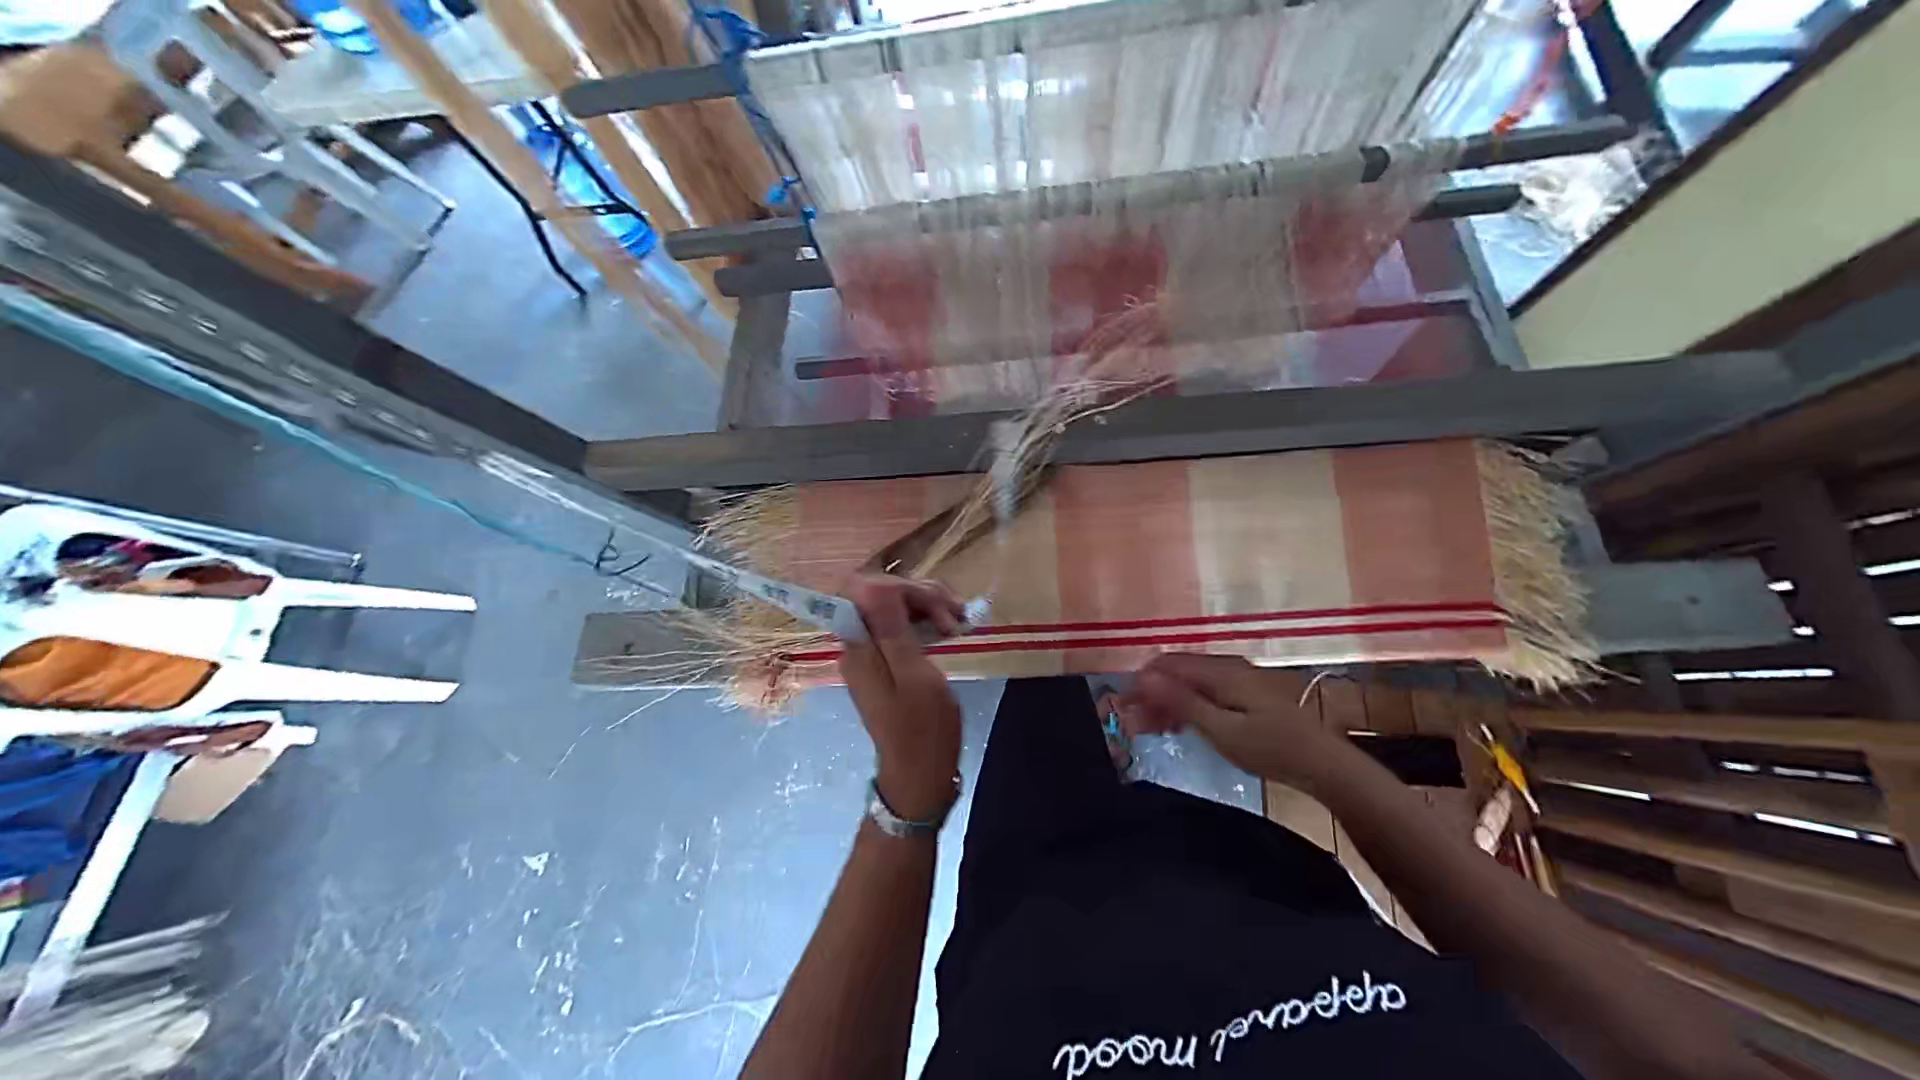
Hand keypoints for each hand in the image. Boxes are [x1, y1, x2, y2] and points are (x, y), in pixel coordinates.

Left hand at [839, 574, 965, 822]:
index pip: (865, 590)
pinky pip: (901, 630)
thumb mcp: (914, 675)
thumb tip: (872, 585)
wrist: (919, 773)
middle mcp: (858, 646)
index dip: (902, 588)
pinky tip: (950, 631)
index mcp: (858, 646)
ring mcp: (872, 655)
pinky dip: (926, 624)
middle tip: (958, 617)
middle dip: (922, 597)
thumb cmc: (922, 728)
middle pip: (882, 598)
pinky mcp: (887, 664)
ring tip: (959, 623)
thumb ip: (892, 630)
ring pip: (895, 611)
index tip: (936, 605)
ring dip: (929, 608)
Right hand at [1121, 654, 1355, 790]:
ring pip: (1189, 683)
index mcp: (1220, 672)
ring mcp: (1238, 680)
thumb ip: (1182, 702)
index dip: (1140, 682)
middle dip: (1150, 694)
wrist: (1324, 765)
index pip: (1166, 665)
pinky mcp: (1246, 695)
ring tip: (1148, 729)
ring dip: (1166, 703)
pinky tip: (1177, 727)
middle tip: (1130, 723)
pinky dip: (1186, 707)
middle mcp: (1227, 668)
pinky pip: (1205, 693)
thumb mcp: (1222, 729)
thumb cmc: (1272, 748)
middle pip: (1176, 672)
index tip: (1121, 707)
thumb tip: (1144, 677)